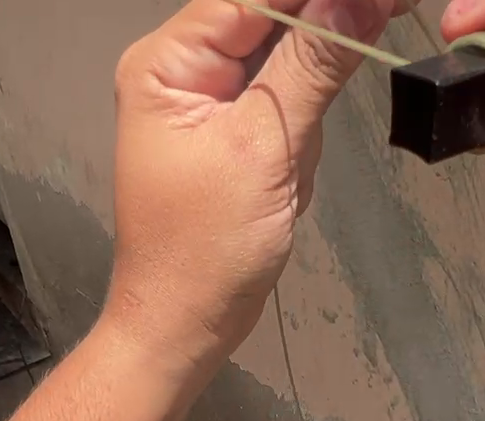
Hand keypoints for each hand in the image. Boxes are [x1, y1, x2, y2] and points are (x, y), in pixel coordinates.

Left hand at [105, 0, 393, 383]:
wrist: (185, 326)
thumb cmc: (203, 252)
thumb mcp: (264, 148)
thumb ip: (315, 64)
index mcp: (168, 63)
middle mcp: (184, 75)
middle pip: (272, 21)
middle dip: (316, 56)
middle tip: (315, 122)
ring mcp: (210, 111)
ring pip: (286, 72)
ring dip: (306, 116)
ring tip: (283, 177)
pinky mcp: (234, 144)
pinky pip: (285, 117)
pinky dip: (299, 144)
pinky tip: (283, 185)